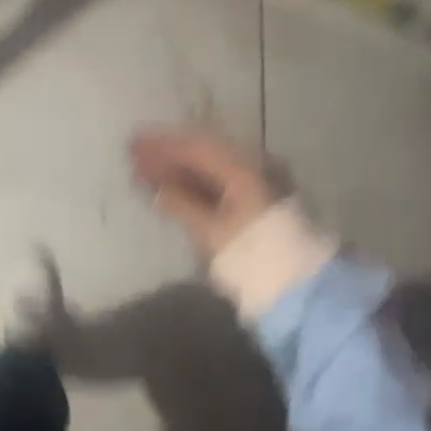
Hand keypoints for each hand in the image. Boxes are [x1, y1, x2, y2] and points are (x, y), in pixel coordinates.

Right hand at [130, 128, 279, 257]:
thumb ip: (181, 204)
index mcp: (244, 168)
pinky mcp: (262, 201)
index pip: (196, 147)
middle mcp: (256, 166)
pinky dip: (197, 182)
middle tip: (136, 158)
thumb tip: (157, 190)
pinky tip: (176, 189)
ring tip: (149, 173)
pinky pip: (222, 181)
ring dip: (181, 169)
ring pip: (212, 167)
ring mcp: (261, 182)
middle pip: (204, 153)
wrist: (297, 284)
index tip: (133, 145)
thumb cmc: (251, 254)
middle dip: (169, 155)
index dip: (162, 145)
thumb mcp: (210, 230)